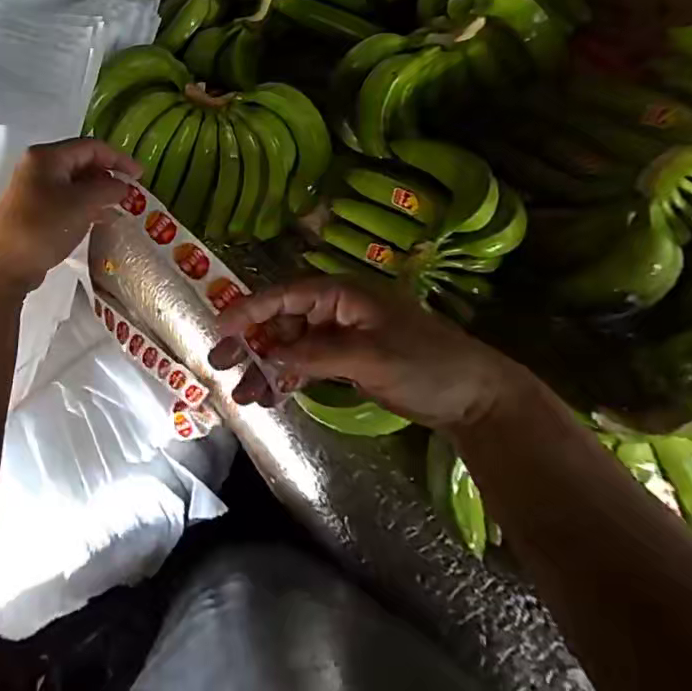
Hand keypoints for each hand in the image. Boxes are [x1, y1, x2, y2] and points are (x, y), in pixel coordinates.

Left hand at [0, 138, 140, 291]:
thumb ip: (109, 188)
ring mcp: (35, 189)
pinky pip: (68, 200)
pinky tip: (102, 219)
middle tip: (131, 192)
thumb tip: (124, 186)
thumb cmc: (44, 227)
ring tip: (121, 207)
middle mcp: (38, 167)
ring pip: (76, 183)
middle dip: (109, 176)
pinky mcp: (35, 210)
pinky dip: (87, 205)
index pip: (91, 147)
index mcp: (47, 157)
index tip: (140, 176)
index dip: (119, 159)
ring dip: (100, 192)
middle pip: (83, 163)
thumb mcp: (83, 203)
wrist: (4, 266)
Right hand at [208, 276, 527, 429]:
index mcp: (343, 294)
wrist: (472, 396)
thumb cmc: (424, 364)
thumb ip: (316, 355)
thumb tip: (268, 355)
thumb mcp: (369, 357)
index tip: (219, 328)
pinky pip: (308, 364)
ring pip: (292, 345)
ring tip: (243, 394)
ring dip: (267, 366)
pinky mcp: (349, 360)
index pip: (287, 295)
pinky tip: (270, 398)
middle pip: (284, 320)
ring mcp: (343, 336)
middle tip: (219, 363)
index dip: (250, 309)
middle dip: (252, 341)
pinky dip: (288, 378)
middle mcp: (338, 309)